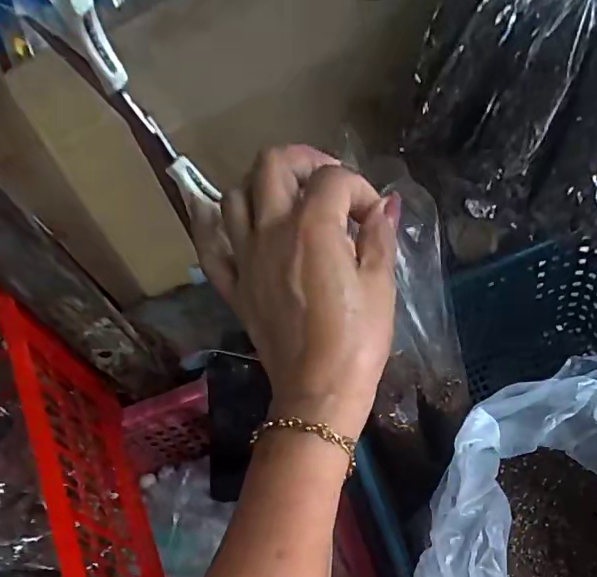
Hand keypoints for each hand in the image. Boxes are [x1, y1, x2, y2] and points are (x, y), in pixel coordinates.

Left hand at [188, 145, 398, 436]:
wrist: (318, 394)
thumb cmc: (357, 344)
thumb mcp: (381, 287)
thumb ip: (380, 237)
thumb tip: (385, 205)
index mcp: (313, 226)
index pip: (335, 179)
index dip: (361, 189)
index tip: (374, 218)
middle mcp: (271, 231)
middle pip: (273, 165)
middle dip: (305, 162)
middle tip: (328, 185)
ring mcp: (246, 259)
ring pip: (236, 196)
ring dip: (262, 187)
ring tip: (287, 203)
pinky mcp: (235, 289)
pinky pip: (211, 246)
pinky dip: (216, 227)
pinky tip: (232, 225)